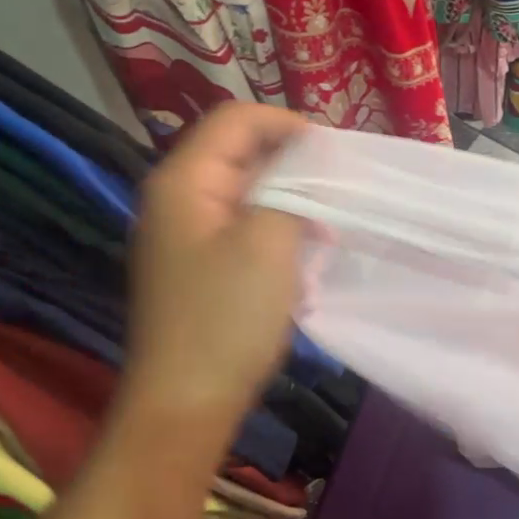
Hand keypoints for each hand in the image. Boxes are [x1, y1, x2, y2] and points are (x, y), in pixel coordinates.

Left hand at [122, 102, 312, 432]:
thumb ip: (292, 190)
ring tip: (326, 233)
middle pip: (240, 154)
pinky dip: (278, 233)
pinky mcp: (200, 268)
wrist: (187, 399)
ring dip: (291, 204)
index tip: (337, 158)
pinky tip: (303, 262)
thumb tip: (309, 165)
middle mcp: (178, 199)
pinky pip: (244, 229)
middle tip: (340, 197)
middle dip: (294, 167)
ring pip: (247, 194)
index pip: (236, 119)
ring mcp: (186, 236)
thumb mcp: (268, 243)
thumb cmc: (227, 317)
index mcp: (185, 181)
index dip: (288, 125)